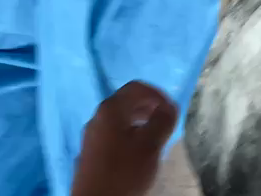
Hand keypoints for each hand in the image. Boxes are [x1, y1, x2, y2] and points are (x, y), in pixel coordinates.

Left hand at [70, 81, 178, 195]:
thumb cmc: (124, 172)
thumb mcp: (150, 145)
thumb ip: (162, 121)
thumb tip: (169, 107)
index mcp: (110, 108)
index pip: (137, 87)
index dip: (158, 94)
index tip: (171, 110)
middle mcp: (97, 116)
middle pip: (127, 102)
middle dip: (149, 108)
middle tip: (165, 123)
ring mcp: (91, 135)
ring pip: (119, 120)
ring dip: (139, 123)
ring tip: (154, 139)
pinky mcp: (89, 154)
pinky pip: (112, 135)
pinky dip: (128, 136)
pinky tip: (136, 154)